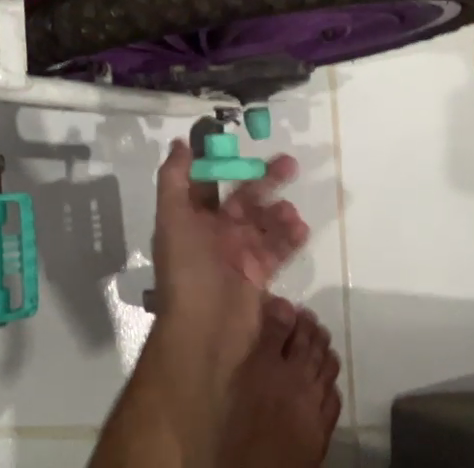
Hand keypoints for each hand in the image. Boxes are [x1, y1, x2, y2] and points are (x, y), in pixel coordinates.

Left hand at [151, 140, 306, 350]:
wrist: (204, 332)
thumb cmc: (186, 271)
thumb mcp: (172, 219)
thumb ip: (174, 180)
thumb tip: (179, 142)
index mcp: (190, 216)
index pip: (206, 181)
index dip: (219, 160)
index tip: (239, 141)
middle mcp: (214, 231)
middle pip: (243, 196)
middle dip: (264, 180)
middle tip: (290, 163)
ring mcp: (237, 252)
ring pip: (263, 222)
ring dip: (279, 212)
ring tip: (290, 212)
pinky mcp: (257, 273)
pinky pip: (277, 248)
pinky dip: (289, 237)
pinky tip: (301, 228)